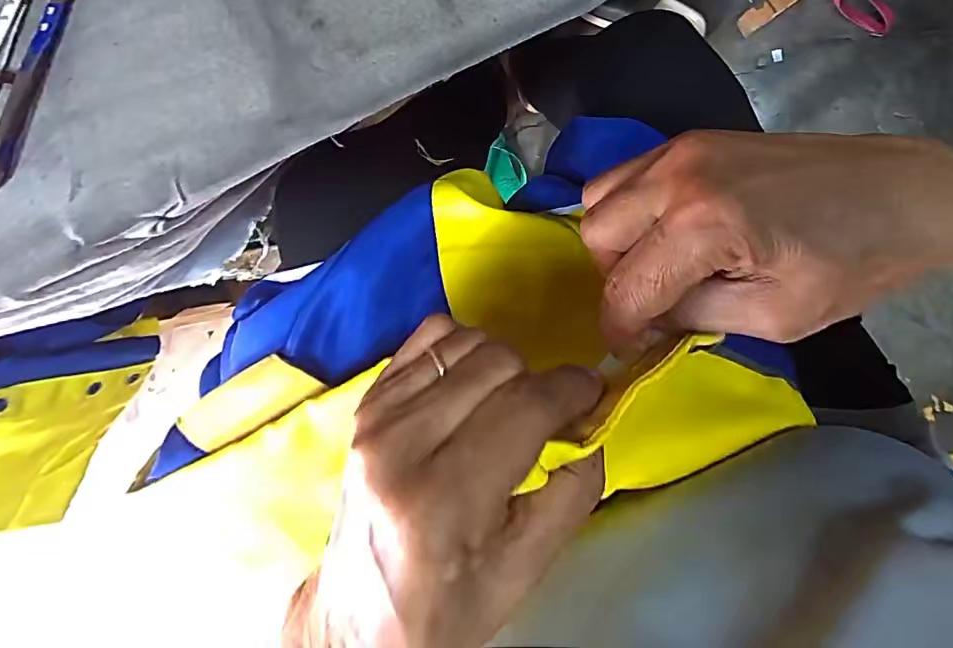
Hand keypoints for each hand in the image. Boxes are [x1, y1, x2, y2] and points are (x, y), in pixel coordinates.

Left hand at [285, 315, 603, 647]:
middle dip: (539, 385)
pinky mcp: (367, 401)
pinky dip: (466, 348)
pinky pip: (434, 334)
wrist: (356, 624)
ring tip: (503, 406)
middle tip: (544, 418)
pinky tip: (470, 387)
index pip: (527, 406)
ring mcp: (376, 418)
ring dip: (504, 367)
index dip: (574, 389)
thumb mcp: (528, 566)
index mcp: (442, 499)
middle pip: (502, 365)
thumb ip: (576, 485)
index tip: (592, 395)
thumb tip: (596, 418)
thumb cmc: (448, 604)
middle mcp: (400, 447)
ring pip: (473, 342)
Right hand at [579, 131, 952, 346]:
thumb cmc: (853, 261)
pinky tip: (676, 230)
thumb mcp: (778, 316)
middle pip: (596, 231)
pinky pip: (636, 172)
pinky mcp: (700, 137)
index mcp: (701, 221)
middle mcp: (678, 173)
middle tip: (657, 304)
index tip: (632, 348)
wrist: (899, 191)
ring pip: (605, 194)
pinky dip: (637, 206)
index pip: (625, 286)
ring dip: (620, 238)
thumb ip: (699, 316)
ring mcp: (686, 145)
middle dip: (615, 278)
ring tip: (664, 266)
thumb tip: (651, 316)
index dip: (620, 328)